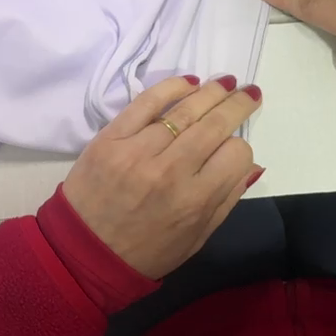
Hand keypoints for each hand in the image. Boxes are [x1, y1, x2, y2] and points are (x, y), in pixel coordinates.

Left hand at [62, 75, 263, 277]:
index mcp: (195, 201)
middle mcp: (171, 171)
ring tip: (226, 83)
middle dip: (238, 105)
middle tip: (250, 93)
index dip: (241, 149)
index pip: (236, 154)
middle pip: (215, 124)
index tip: (234, 151)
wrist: (83, 253)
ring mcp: (138, 151)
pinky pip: (146, 103)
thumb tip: (251, 165)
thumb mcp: (196, 238)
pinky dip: (170, 88)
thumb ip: (227, 200)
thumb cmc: (147, 251)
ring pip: (185, 110)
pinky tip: (189, 82)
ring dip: (211, 92)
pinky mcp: (111, 138)